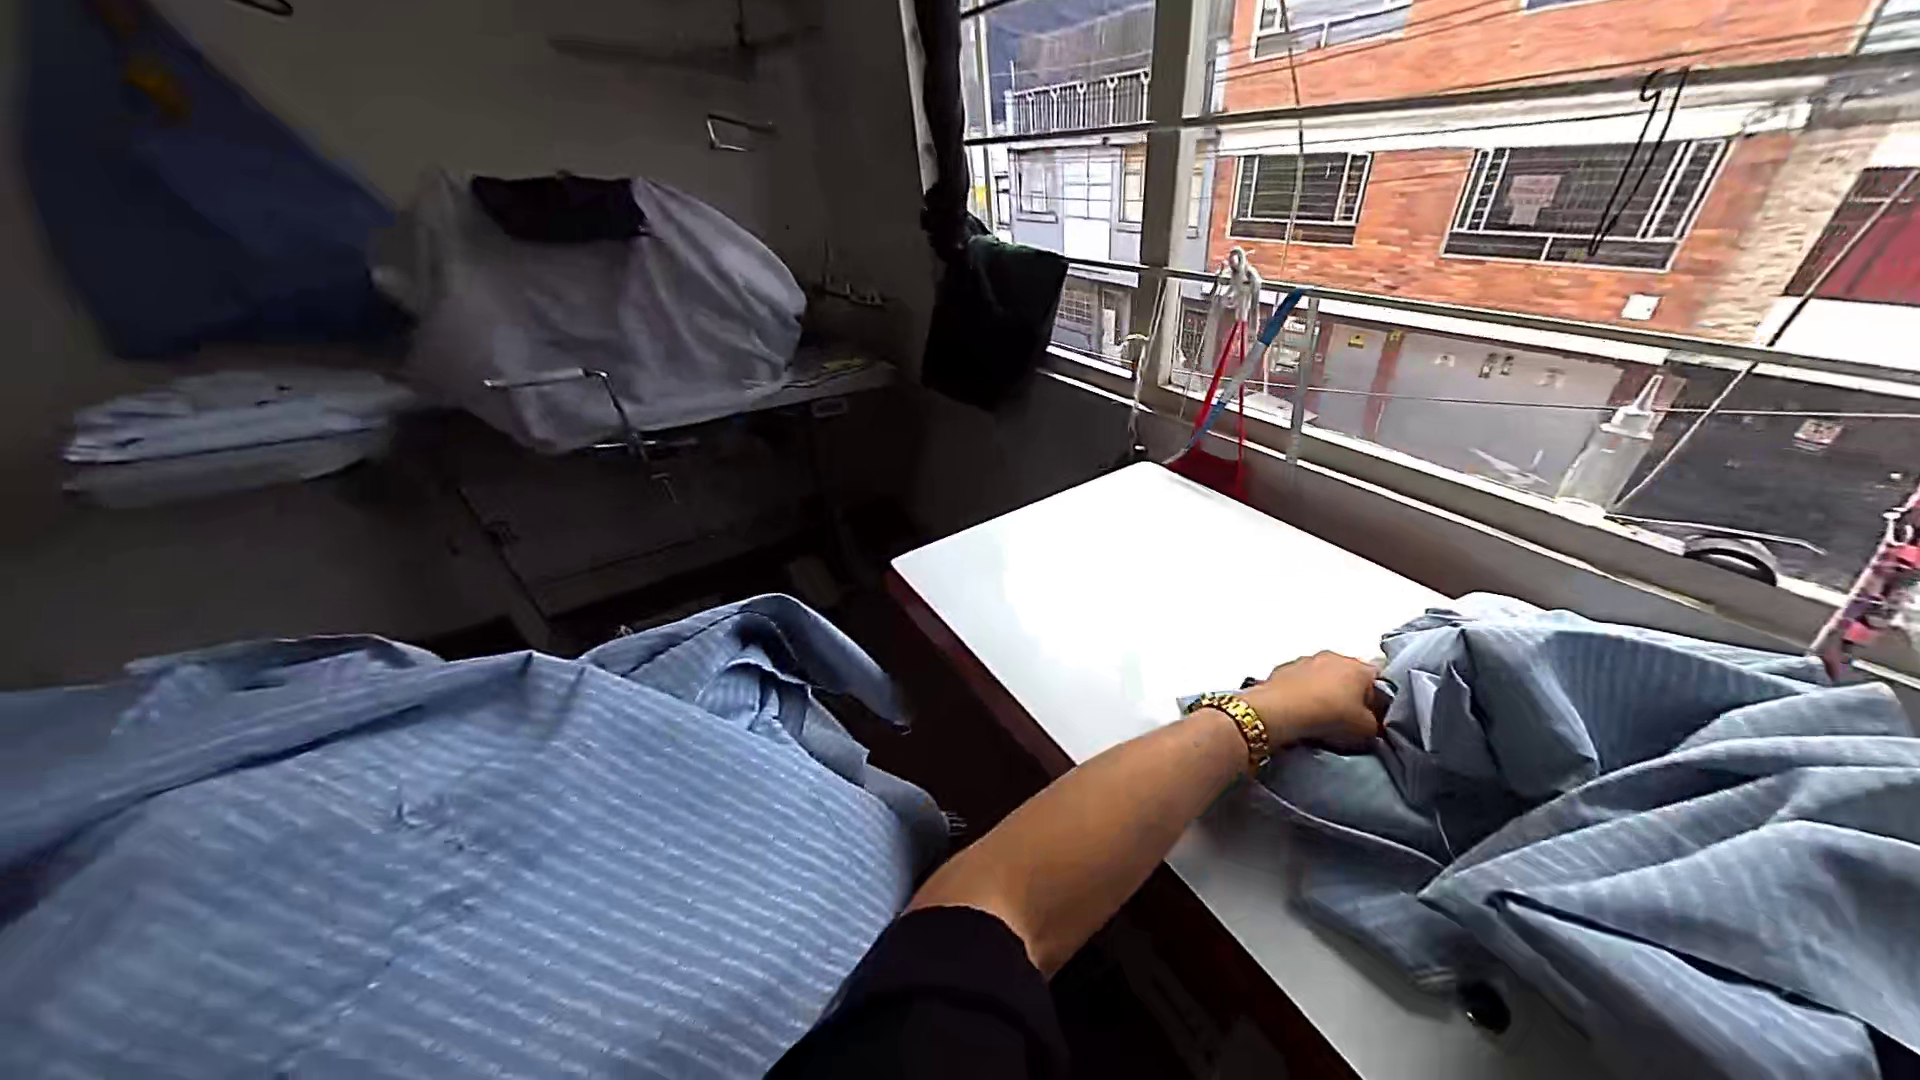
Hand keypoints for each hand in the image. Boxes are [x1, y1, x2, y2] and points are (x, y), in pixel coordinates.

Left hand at [1240, 651, 1382, 751]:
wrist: (1282, 710)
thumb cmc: (1331, 715)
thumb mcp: (1367, 729)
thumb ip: (1375, 723)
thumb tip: (1369, 722)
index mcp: (1357, 667)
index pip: (1376, 679)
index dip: (1376, 699)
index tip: (1369, 715)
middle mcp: (1331, 656)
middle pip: (1347, 674)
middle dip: (1347, 692)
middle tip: (1344, 715)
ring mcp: (1304, 660)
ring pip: (1320, 675)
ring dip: (1321, 689)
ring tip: (1318, 712)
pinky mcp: (1282, 669)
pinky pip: (1298, 680)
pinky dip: (1301, 690)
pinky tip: (1299, 707)